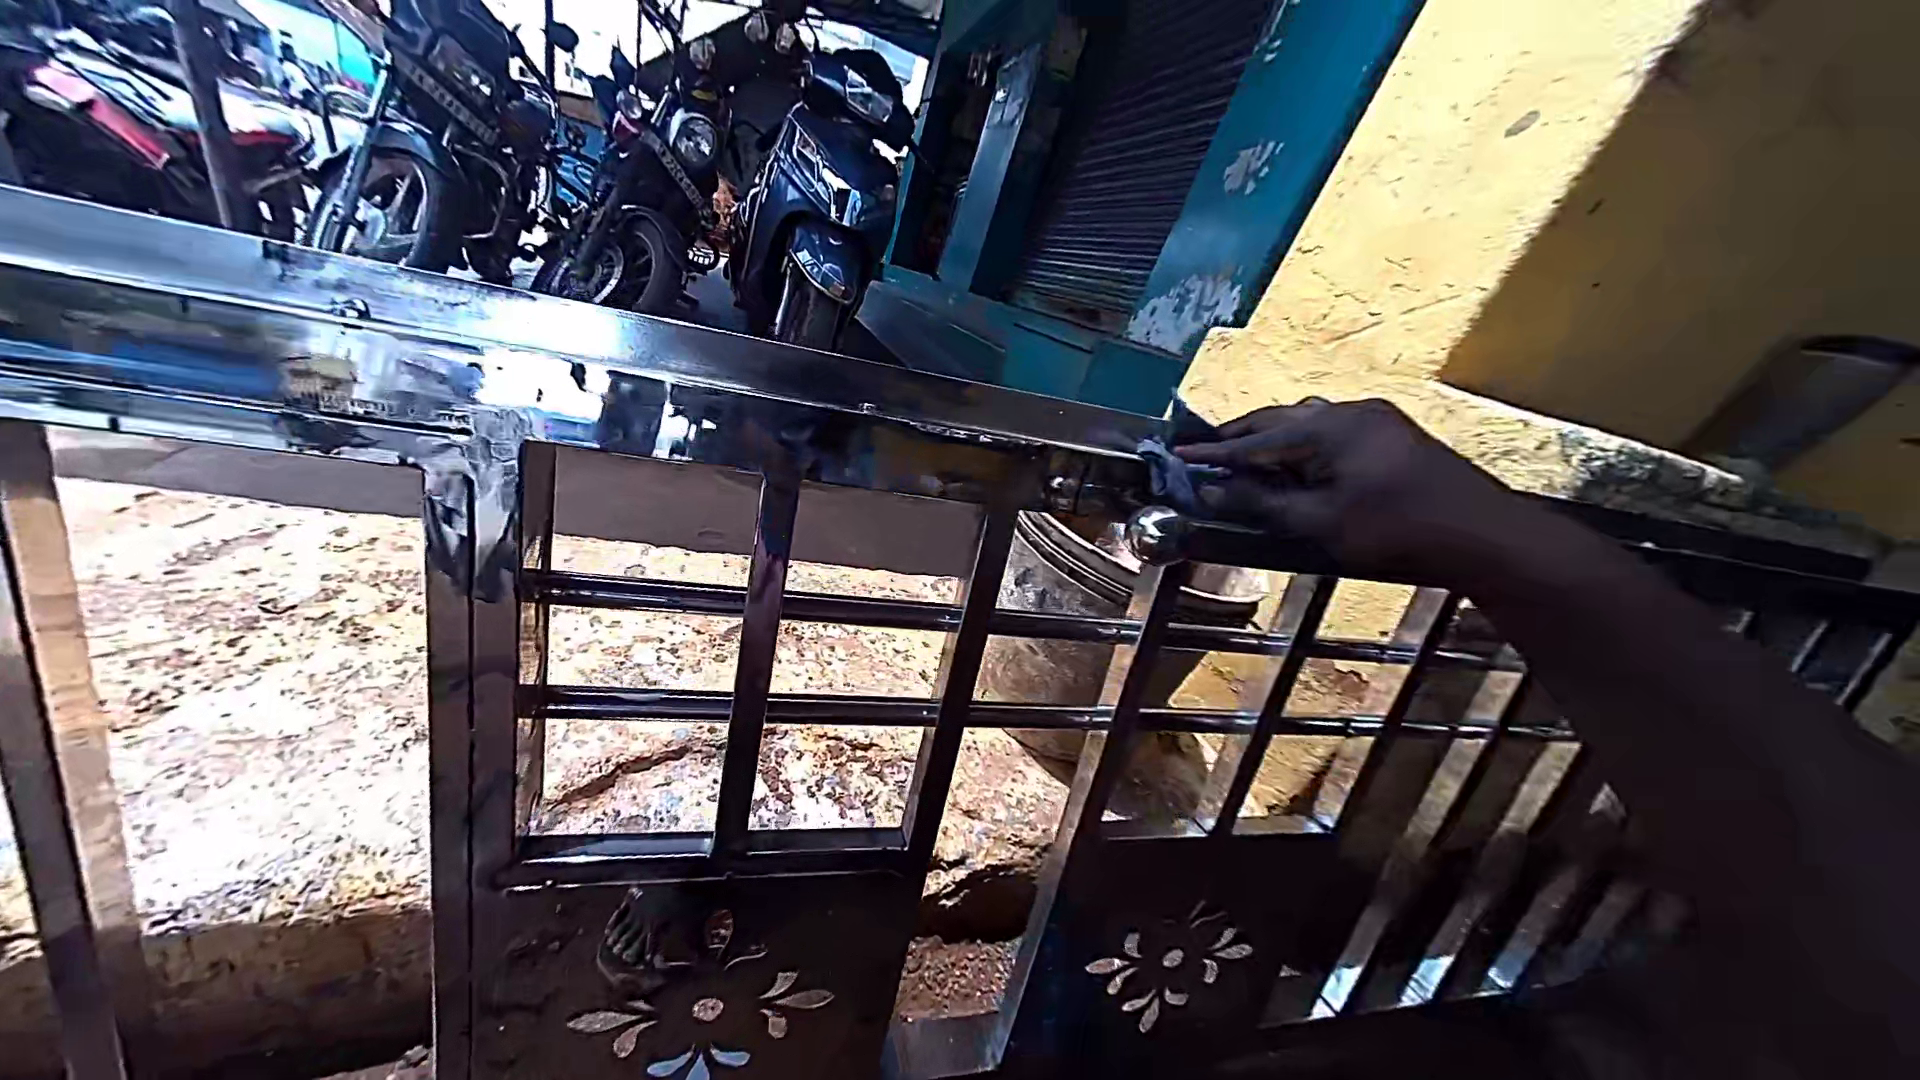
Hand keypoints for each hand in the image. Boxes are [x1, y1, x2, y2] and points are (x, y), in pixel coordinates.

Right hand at [1174, 398, 1547, 584]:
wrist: (1485, 536)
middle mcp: (1351, 412)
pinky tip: (1292, 463)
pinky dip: (1298, 445)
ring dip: (1270, 439)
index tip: (1179, 455)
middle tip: (1205, 453)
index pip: (1257, 440)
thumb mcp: (1318, 521)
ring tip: (1242, 459)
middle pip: (1280, 420)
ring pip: (1305, 423)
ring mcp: (1374, 419)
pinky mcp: (1389, 434)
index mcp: (1331, 428)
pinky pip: (1327, 430)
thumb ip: (1260, 502)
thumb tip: (1210, 489)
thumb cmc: (1396, 530)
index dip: (1215, 452)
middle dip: (1240, 438)